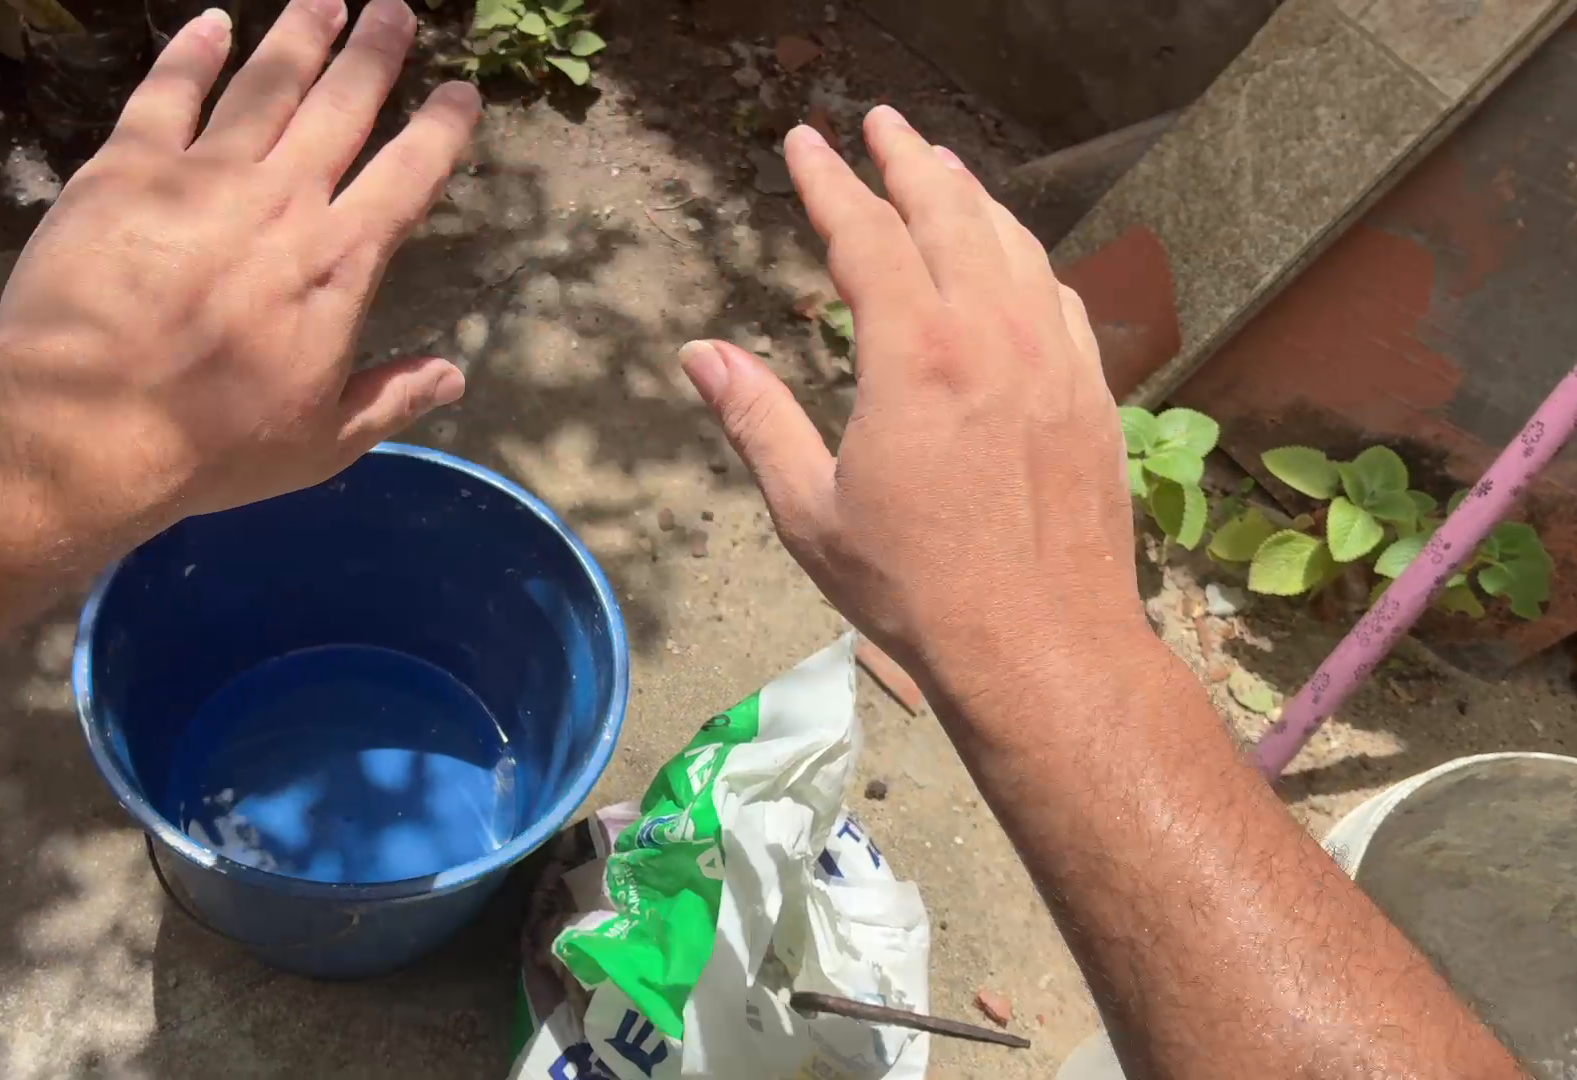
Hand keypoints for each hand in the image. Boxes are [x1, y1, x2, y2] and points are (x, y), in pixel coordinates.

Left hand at [0, 0, 478, 520]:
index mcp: (339, 266)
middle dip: (375, 54)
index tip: (462, 94)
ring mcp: (200, 178)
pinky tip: (213, 23)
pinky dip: (191, 55)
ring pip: (263, 86)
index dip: (440, 132)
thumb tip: (455, 378)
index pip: (406, 179)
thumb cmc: (223, 442)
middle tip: (396, 10)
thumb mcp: (330, 440)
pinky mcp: (124, 172)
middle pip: (340, 109)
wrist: (92, 426)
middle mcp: (282, 203)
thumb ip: (396, 399)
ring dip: (300, 37)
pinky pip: (166, 94)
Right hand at [680, 107, 1144, 721]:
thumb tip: (700, 354)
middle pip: (949, 215)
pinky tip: (1007, 258)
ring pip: (1012, 243)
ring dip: (969, 195)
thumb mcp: (808, 509)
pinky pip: (1055, 293)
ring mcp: (1053, 358)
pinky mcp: (1088, 391)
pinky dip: (1021, 255)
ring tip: (938, 166)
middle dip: (906, 161)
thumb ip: (755, 420)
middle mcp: (991, 336)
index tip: (804, 144)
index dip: (829, 185)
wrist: (1038, 645)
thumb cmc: (909, 586)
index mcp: (914, 359)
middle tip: (879, 123)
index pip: (867, 238)